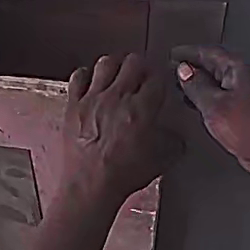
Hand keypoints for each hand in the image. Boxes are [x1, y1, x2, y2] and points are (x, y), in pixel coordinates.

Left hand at [59, 52, 180, 209]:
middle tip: (141, 73)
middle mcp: (117, 98)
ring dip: (116, 64)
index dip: (160, 78)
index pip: (156, 79)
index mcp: (141, 109)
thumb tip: (176, 137)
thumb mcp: (160, 160)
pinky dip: (87, 75)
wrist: (90, 187)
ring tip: (119, 71)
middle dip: (141, 65)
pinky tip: (92, 81)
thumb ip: (173, 143)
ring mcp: (92, 99)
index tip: (159, 82)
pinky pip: (78, 77)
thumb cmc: (122, 175)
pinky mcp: (73, 105)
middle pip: (133, 62)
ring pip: (106, 63)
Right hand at [171, 45, 249, 181]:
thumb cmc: (249, 129)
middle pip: (216, 65)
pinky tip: (199, 106)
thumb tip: (184, 71)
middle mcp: (246, 78)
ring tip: (181, 87)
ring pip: (219, 82)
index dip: (189, 52)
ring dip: (200, 83)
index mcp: (239, 70)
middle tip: (174, 69)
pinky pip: (223, 97)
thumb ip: (196, 86)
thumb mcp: (214, 105)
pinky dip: (208, 98)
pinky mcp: (248, 112)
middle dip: (194, 66)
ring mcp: (249, 95)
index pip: (210, 52)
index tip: (173, 54)